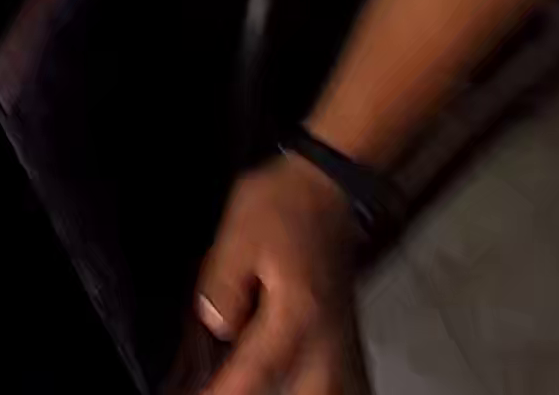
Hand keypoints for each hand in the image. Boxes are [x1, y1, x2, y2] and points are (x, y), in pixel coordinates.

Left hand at [195, 154, 370, 394]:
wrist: (325, 184)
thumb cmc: (280, 204)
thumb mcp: (239, 233)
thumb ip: (223, 283)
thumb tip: (215, 326)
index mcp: (296, 318)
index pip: (255, 374)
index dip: (221, 393)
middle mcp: (326, 343)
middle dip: (252, 391)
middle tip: (218, 384)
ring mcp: (340, 343)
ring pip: (325, 391)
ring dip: (289, 390)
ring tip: (241, 379)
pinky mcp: (343, 336)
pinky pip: (338, 383)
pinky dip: (309, 388)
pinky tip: (288, 381)